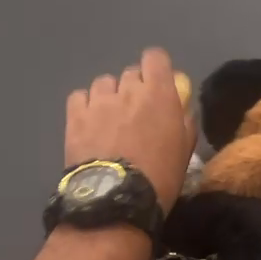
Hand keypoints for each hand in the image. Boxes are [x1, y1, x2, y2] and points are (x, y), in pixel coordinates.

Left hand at [64, 48, 195, 214]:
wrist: (116, 202)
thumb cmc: (160, 177)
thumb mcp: (185, 149)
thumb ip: (184, 119)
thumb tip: (181, 104)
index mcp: (159, 94)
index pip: (156, 57)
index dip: (156, 67)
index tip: (158, 82)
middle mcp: (128, 90)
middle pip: (131, 72)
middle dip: (135, 87)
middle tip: (136, 112)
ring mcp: (99, 102)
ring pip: (104, 82)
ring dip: (110, 95)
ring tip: (110, 118)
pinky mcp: (75, 117)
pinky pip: (79, 96)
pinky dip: (85, 105)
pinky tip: (89, 122)